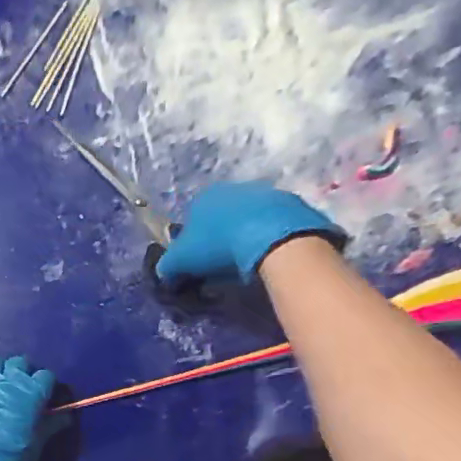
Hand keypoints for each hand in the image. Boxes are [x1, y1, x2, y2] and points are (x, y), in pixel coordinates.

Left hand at [0, 357, 65, 460]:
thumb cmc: (14, 454)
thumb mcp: (39, 440)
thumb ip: (52, 423)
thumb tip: (66, 415)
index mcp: (33, 390)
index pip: (46, 376)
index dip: (47, 384)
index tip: (46, 394)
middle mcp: (10, 380)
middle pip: (20, 363)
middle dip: (24, 372)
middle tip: (24, 387)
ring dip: (0, 372)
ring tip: (1, 385)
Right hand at [155, 183, 348, 284]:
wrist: (276, 240)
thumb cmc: (219, 246)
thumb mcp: (180, 261)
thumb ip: (166, 266)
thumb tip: (165, 273)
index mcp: (205, 196)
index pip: (191, 219)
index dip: (191, 243)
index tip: (196, 264)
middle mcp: (235, 187)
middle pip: (221, 218)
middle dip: (219, 239)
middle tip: (220, 266)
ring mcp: (268, 193)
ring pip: (248, 220)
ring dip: (245, 238)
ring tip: (246, 264)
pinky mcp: (295, 204)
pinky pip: (275, 225)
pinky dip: (269, 239)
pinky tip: (269, 257)